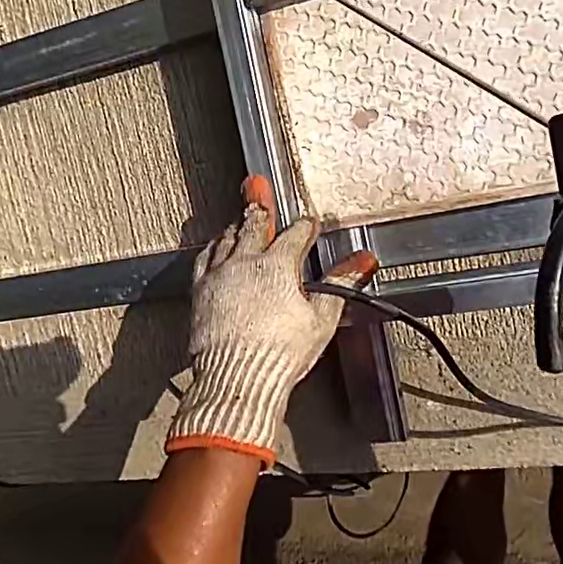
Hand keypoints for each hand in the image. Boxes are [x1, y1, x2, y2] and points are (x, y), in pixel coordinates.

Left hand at [166, 175, 376, 463]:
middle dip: (259, 206)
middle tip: (257, 186)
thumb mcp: (321, 317)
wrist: (237, 377)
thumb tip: (362, 263)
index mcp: (277, 265)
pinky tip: (214, 249)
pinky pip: (204, 260)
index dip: (305, 226)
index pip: (296, 234)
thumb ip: (340, 284)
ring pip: (226, 239)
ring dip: (235, 225)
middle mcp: (244, 263)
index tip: (309, 222)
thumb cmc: (279, 352)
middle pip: (253, 225)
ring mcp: (219, 277)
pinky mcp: (200, 294)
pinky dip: (212, 248)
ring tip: (239, 217)